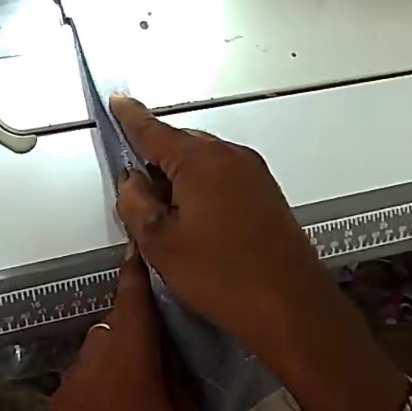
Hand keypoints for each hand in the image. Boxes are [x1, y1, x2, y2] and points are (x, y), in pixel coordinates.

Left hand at [0, 254, 213, 410]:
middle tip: (182, 343)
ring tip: (161, 389)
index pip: (130, 297)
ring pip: (104, 352)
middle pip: (118, 324)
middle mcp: (89, 366)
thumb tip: (177, 351)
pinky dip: (111, 381)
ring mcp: (67, 391)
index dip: (140, 267)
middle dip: (146, 326)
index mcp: (125, 366)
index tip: (148, 240)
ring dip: (128, 357)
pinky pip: (90, 379)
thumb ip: (184, 387)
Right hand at [109, 95, 334, 373]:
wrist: (292, 309)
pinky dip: (202, 188)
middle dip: (155, 162)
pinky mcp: (266, 192)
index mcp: (200, 161)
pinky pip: (222, 175)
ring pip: (201, 162)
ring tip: (170, 221)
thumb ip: (134, 202)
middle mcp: (230, 157)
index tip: (119, 101)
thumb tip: (132, 181)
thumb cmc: (224, 276)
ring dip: (179, 178)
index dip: (130, 116)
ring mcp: (253, 173)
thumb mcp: (159, 242)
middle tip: (139, 198)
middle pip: (179, 144)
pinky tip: (197, 224)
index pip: (153, 129)